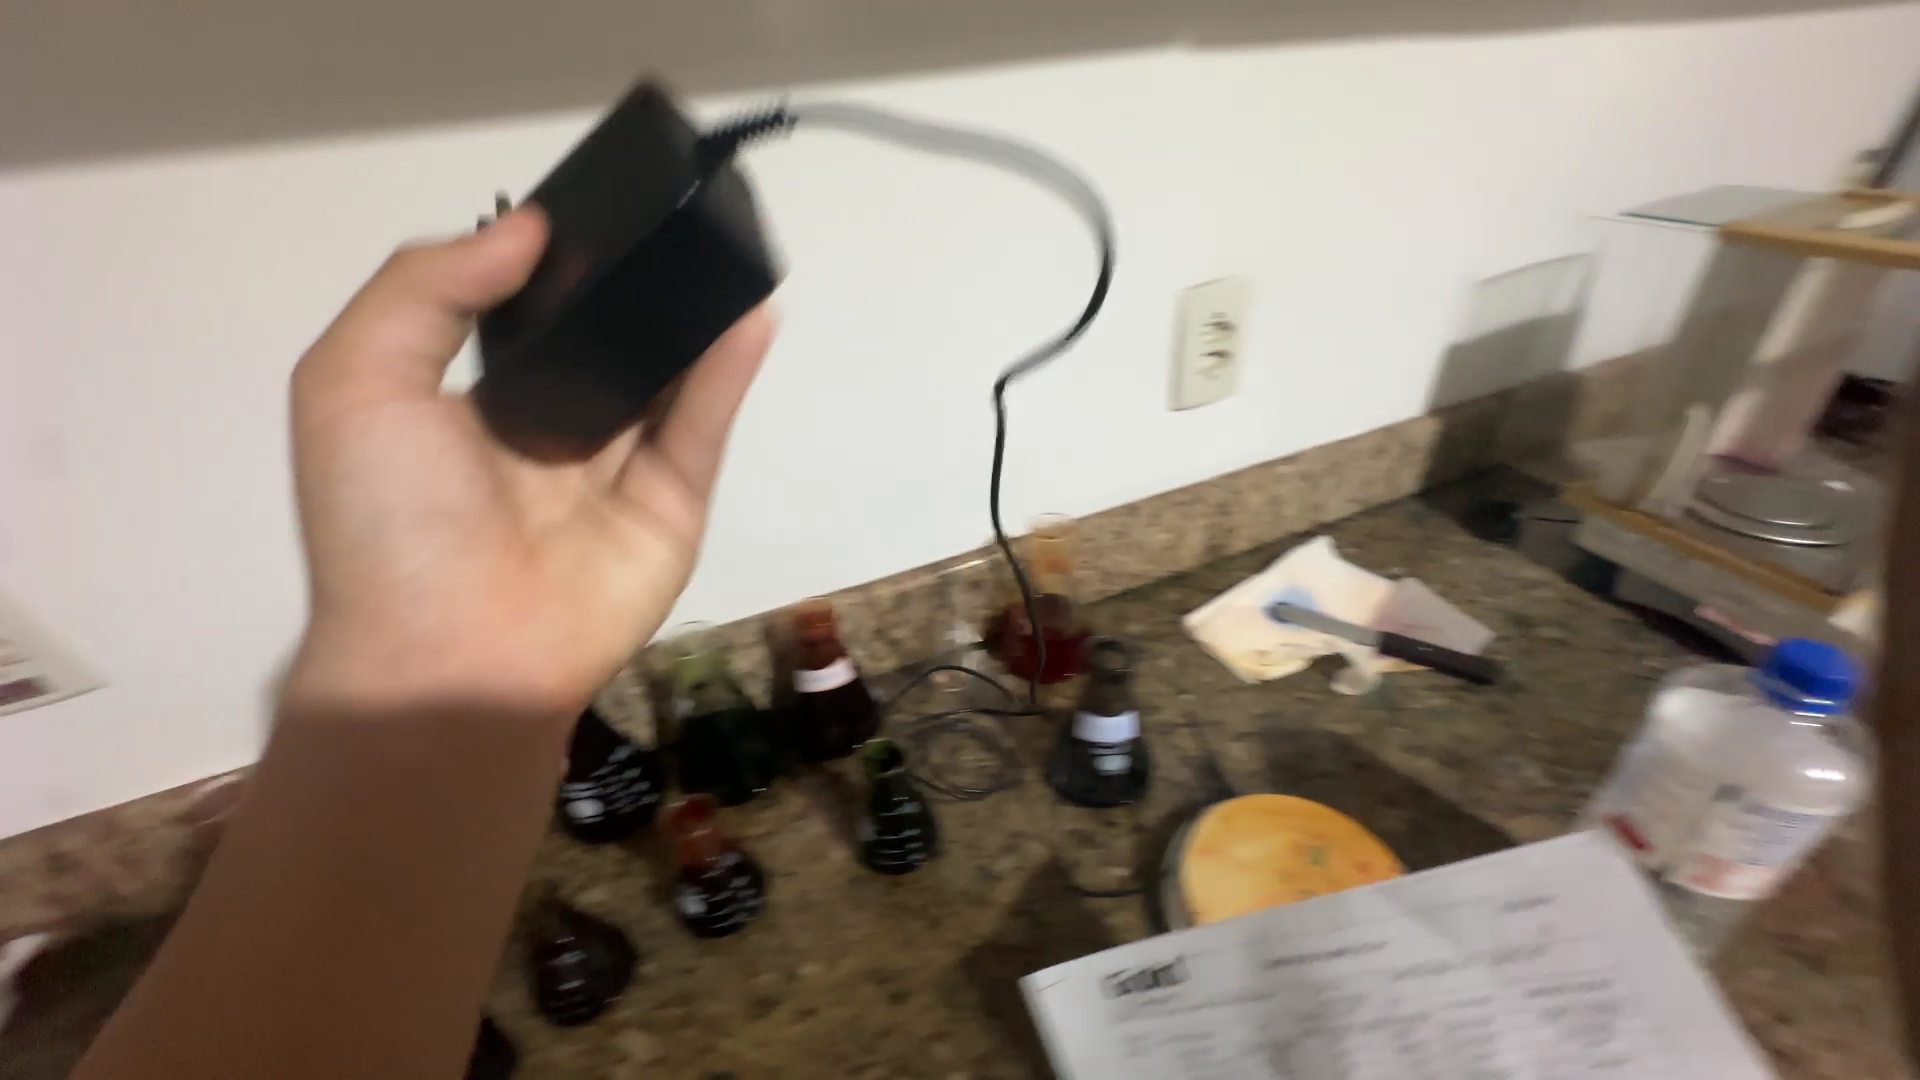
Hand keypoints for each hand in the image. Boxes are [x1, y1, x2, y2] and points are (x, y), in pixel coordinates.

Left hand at [284, 209, 772, 716]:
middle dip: (640, 296)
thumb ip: (426, 289)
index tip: (596, 216)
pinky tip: (749, 317)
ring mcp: (625, 471)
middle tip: (672, 228)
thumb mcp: (356, 383)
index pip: (534, 326)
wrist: (458, 653)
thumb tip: (527, 229)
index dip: (562, 272)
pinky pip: (703, 427)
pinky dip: (729, 373)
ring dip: (697, 325)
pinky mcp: (677, 502)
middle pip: (613, 350)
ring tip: (722, 257)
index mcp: (482, 408)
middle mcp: (559, 434)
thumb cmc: (391, 522)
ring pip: (669, 383)